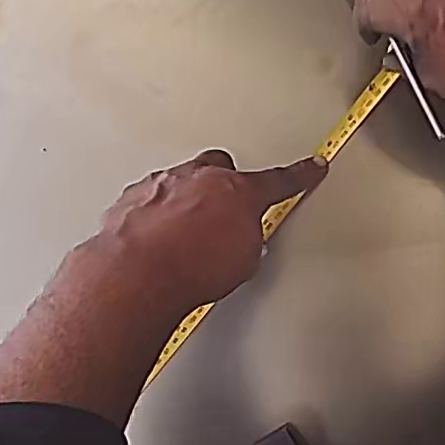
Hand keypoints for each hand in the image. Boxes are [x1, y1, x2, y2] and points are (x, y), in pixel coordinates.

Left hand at [0, 149, 327, 424]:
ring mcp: (163, 184)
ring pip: (182, 182)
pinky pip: (152, 200)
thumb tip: (243, 241)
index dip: (301, 176)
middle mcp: (199, 177)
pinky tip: (158, 242)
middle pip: (221, 169)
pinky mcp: (133, 199)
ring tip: (186, 241)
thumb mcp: (244, 262)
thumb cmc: (190, 268)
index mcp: (237, 190)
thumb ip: (249, 239)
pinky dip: (157, 218)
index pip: (280, 181)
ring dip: (187, 205)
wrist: (138, 276)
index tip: (312, 168)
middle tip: (226, 216)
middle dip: (226, 188)